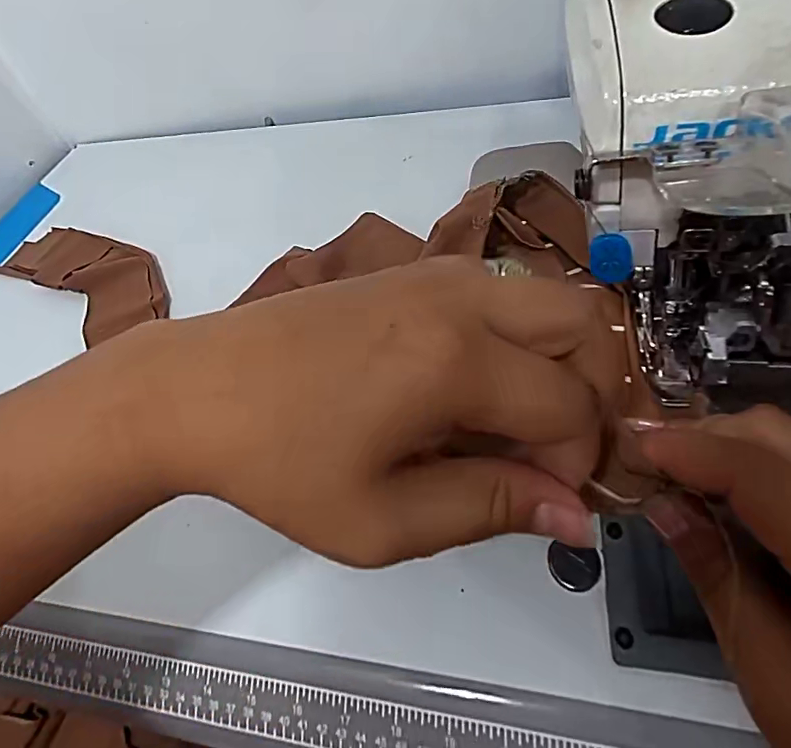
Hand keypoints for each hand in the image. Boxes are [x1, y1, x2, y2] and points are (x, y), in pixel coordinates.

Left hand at [100, 257, 617, 566]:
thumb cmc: (281, 463)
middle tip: (543, 447)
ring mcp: (437, 271)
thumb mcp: (381, 520)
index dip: (574, 462)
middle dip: (589, 390)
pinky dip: (516, 334)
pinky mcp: (415, 269)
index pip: (571, 404)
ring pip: (549, 296)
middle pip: (585, 323)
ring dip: (555, 357)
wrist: (201, 386)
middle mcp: (461, 296)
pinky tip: (466, 383)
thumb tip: (574, 515)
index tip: (538, 498)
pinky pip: (502, 290)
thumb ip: (489, 508)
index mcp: (456, 358)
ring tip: (505, 418)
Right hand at [634, 407, 790, 747]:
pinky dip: (757, 470)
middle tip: (646, 463)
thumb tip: (664, 505)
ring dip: (728, 448)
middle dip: (704, 436)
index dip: (688, 450)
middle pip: (778, 436)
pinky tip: (725, 503)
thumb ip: (722, 584)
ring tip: (675, 480)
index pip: (761, 474)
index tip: (628, 445)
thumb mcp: (785, 689)